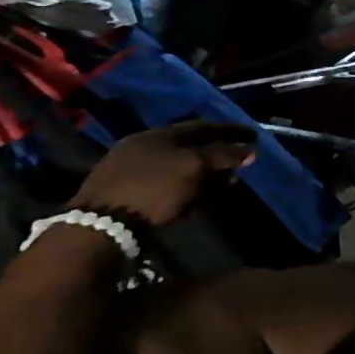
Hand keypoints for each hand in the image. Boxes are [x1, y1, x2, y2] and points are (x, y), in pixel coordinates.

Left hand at [69, 122, 256, 226]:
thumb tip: (250, 151)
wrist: (100, 227)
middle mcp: (144, 150)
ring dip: (207, 178)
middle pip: (192, 149)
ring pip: (182, 171)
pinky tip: (200, 203)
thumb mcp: (194, 166)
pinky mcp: (130, 199)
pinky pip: (170, 189)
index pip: (202, 126)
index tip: (254, 137)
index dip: (231, 131)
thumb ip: (224, 155)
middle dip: (220, 158)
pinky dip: (189, 193)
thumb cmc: (152, 187)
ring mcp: (134, 175)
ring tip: (227, 188)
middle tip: (241, 167)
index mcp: (157, 135)